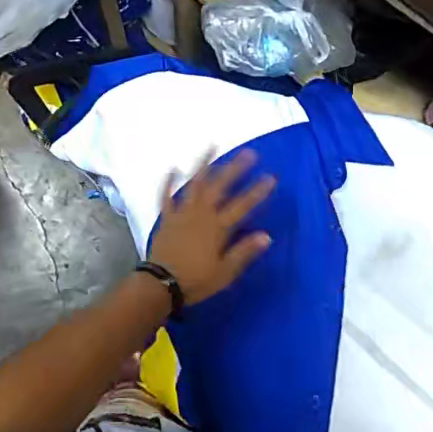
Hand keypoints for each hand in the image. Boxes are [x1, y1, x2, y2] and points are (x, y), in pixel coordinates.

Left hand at [145, 149, 275, 305]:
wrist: (161, 284)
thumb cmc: (196, 280)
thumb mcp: (225, 272)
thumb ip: (244, 252)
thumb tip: (266, 236)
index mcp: (218, 228)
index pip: (243, 206)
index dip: (257, 191)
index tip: (270, 177)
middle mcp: (201, 214)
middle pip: (220, 187)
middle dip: (235, 169)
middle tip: (248, 153)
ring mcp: (182, 213)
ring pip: (194, 184)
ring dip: (203, 165)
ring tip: (211, 147)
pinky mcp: (166, 218)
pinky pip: (166, 196)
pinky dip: (169, 182)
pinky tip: (173, 169)